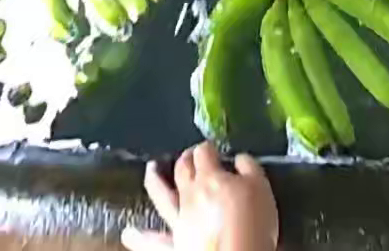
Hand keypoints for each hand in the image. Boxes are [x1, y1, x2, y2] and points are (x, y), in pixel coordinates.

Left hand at [121, 141, 277, 250]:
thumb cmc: (251, 225)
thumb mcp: (261, 188)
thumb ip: (249, 167)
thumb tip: (239, 158)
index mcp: (209, 177)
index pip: (204, 152)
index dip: (208, 148)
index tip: (214, 149)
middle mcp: (189, 194)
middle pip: (182, 168)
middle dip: (185, 158)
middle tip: (188, 156)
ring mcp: (180, 222)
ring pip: (161, 197)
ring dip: (154, 182)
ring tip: (149, 171)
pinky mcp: (175, 247)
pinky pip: (155, 243)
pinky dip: (140, 239)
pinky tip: (128, 234)